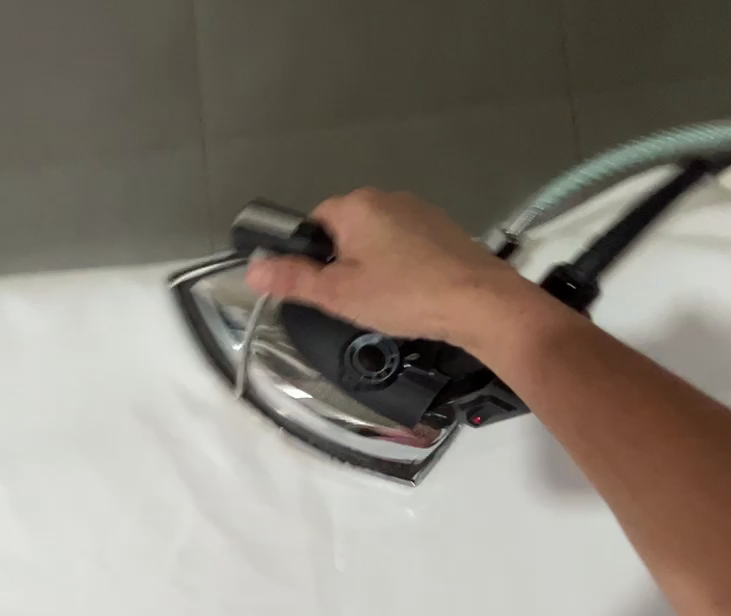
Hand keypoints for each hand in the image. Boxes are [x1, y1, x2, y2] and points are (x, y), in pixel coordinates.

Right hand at [243, 188, 551, 353]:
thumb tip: (252, 270)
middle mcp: (386, 198)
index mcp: (356, 206)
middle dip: (339, 261)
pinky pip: (402, 245)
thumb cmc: (401, 295)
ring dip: (368, 264)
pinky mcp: (441, 229)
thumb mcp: (337, 294)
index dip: (307, 256)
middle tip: (347, 298)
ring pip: (373, 239)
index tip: (318, 286)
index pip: (312, 222)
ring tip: (379, 299)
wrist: (478, 303)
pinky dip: (396, 266)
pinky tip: (405, 293)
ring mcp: (418, 211)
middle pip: (343, 230)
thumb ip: (293, 279)